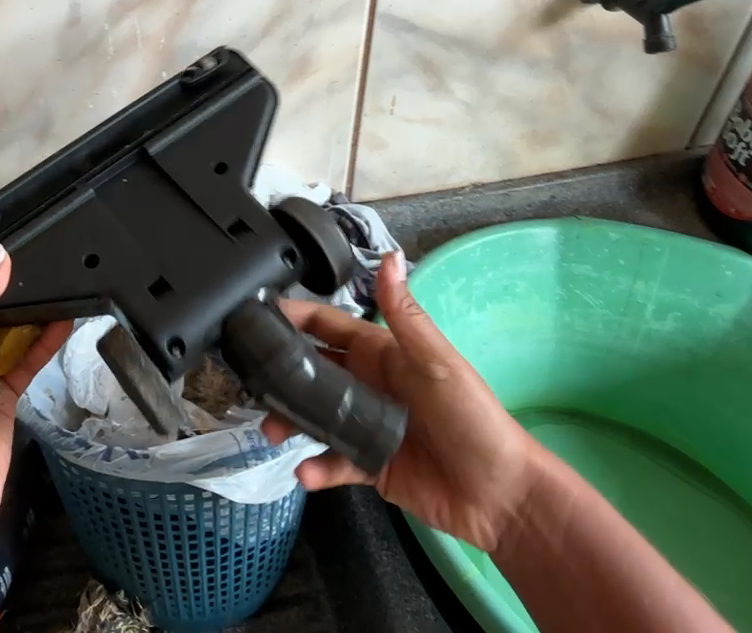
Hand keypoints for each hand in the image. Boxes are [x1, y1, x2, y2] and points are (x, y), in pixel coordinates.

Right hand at [264, 251, 538, 550]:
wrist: (501, 494)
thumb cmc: (473, 417)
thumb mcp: (437, 362)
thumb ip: (405, 314)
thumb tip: (390, 256)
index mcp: (378, 353)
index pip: (324, 326)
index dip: (291, 318)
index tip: (254, 317)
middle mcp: (364, 385)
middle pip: (309, 372)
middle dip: (278, 374)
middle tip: (249, 382)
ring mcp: (364, 426)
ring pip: (312, 417)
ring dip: (288, 422)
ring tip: (271, 432)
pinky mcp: (367, 465)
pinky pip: (331, 462)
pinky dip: (314, 468)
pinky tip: (305, 471)